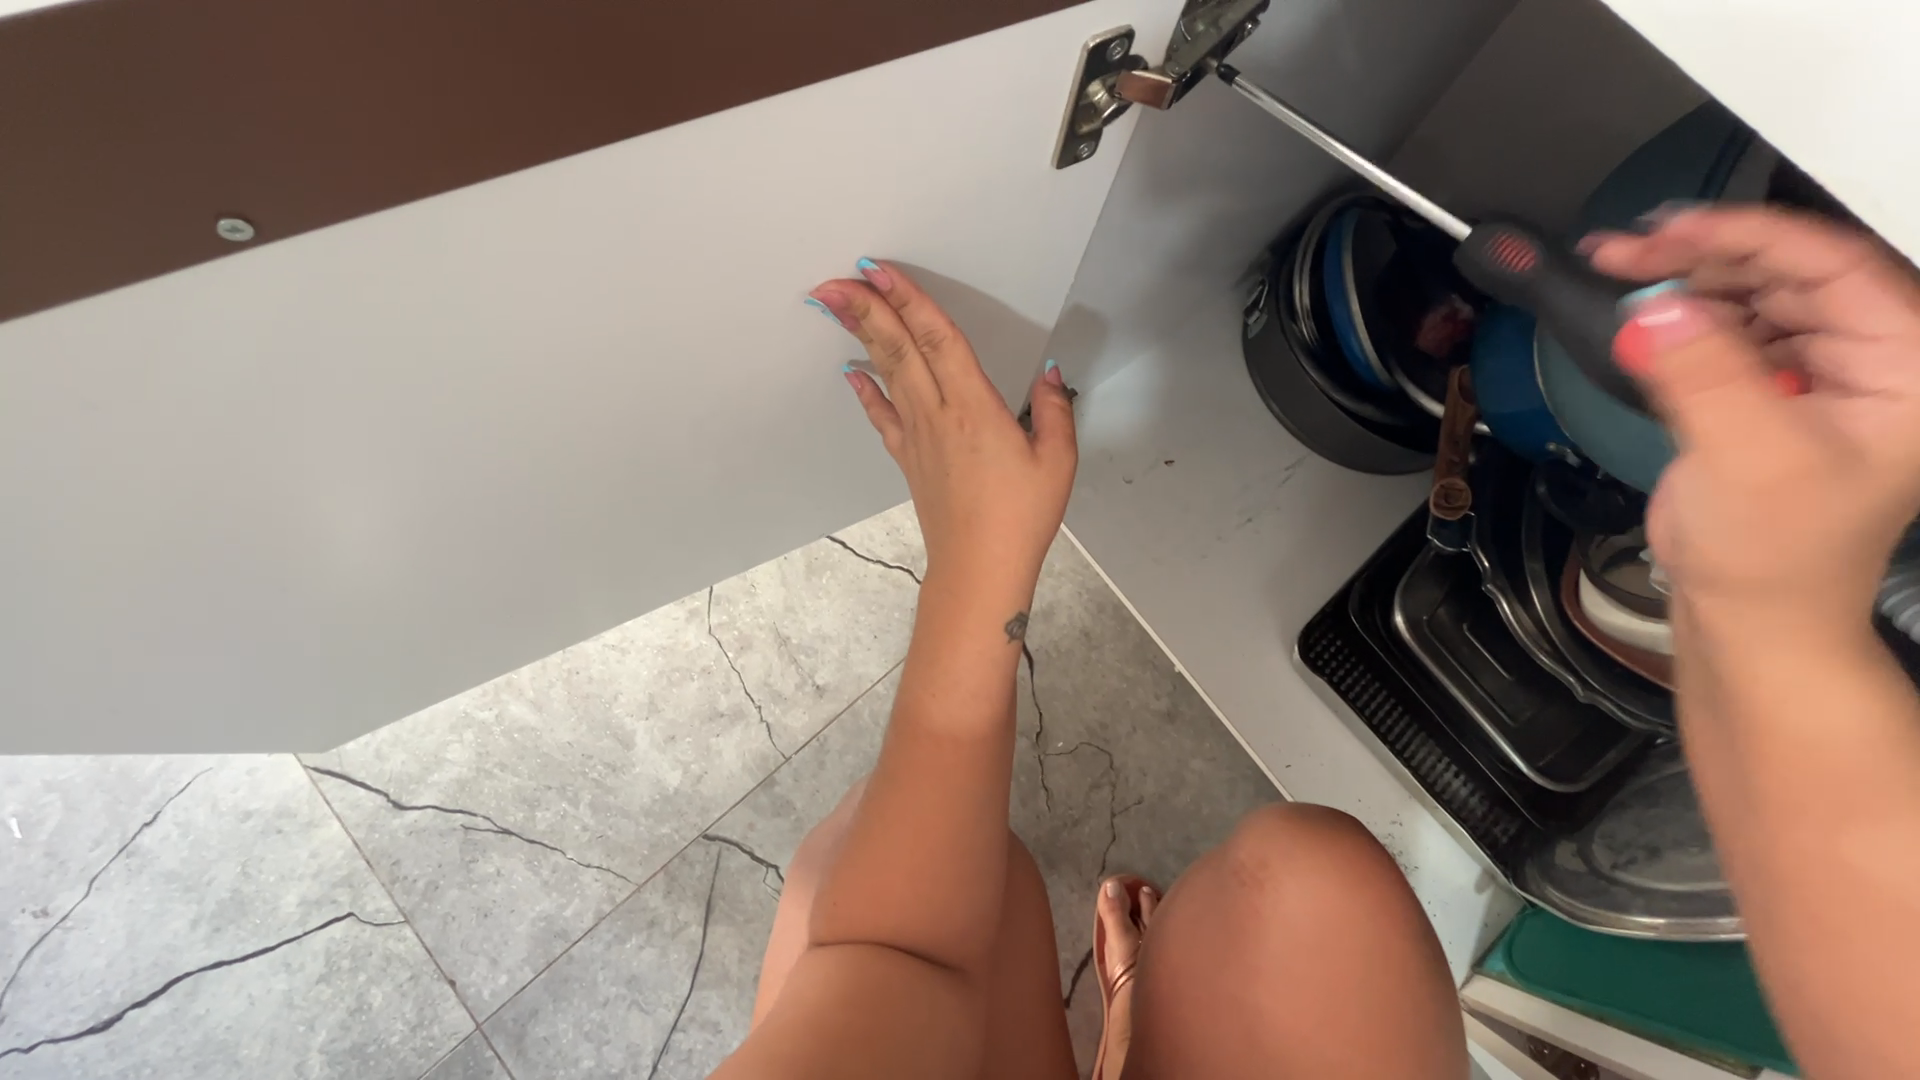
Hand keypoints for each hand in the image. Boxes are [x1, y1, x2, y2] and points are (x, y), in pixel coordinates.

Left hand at [808, 261, 1076, 589]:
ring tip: (836, 307)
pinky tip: (851, 372)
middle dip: (866, 309)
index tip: (880, 271)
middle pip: (899, 349)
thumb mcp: (1057, 460)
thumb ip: (1052, 409)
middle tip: (836, 278)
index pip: (937, 339)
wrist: (979, 567)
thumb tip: (1049, 373)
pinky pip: (883, 417)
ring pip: (886, 375)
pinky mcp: (910, 460)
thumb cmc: (1019, 517)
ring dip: (861, 337)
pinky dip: (866, 392)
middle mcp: (937, 415)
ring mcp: (918, 437)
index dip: (909, 300)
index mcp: (974, 407)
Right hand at [1587, 206, 1919, 628]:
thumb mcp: (1750, 456)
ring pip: (1748, 297)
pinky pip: (1716, 333)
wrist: (1746, 599)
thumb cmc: (1779, 547)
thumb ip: (1705, 378)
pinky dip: (1672, 319)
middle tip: (1628, 249)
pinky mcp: (1754, 391)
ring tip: (1620, 271)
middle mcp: (1864, 358)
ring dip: (1682, 282)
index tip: (1673, 229)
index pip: (1834, 267)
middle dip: (1704, 255)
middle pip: (1787, 272)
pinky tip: (1637, 316)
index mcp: (1905, 363)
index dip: (1752, 237)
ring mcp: (1807, 373)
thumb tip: (1653, 312)